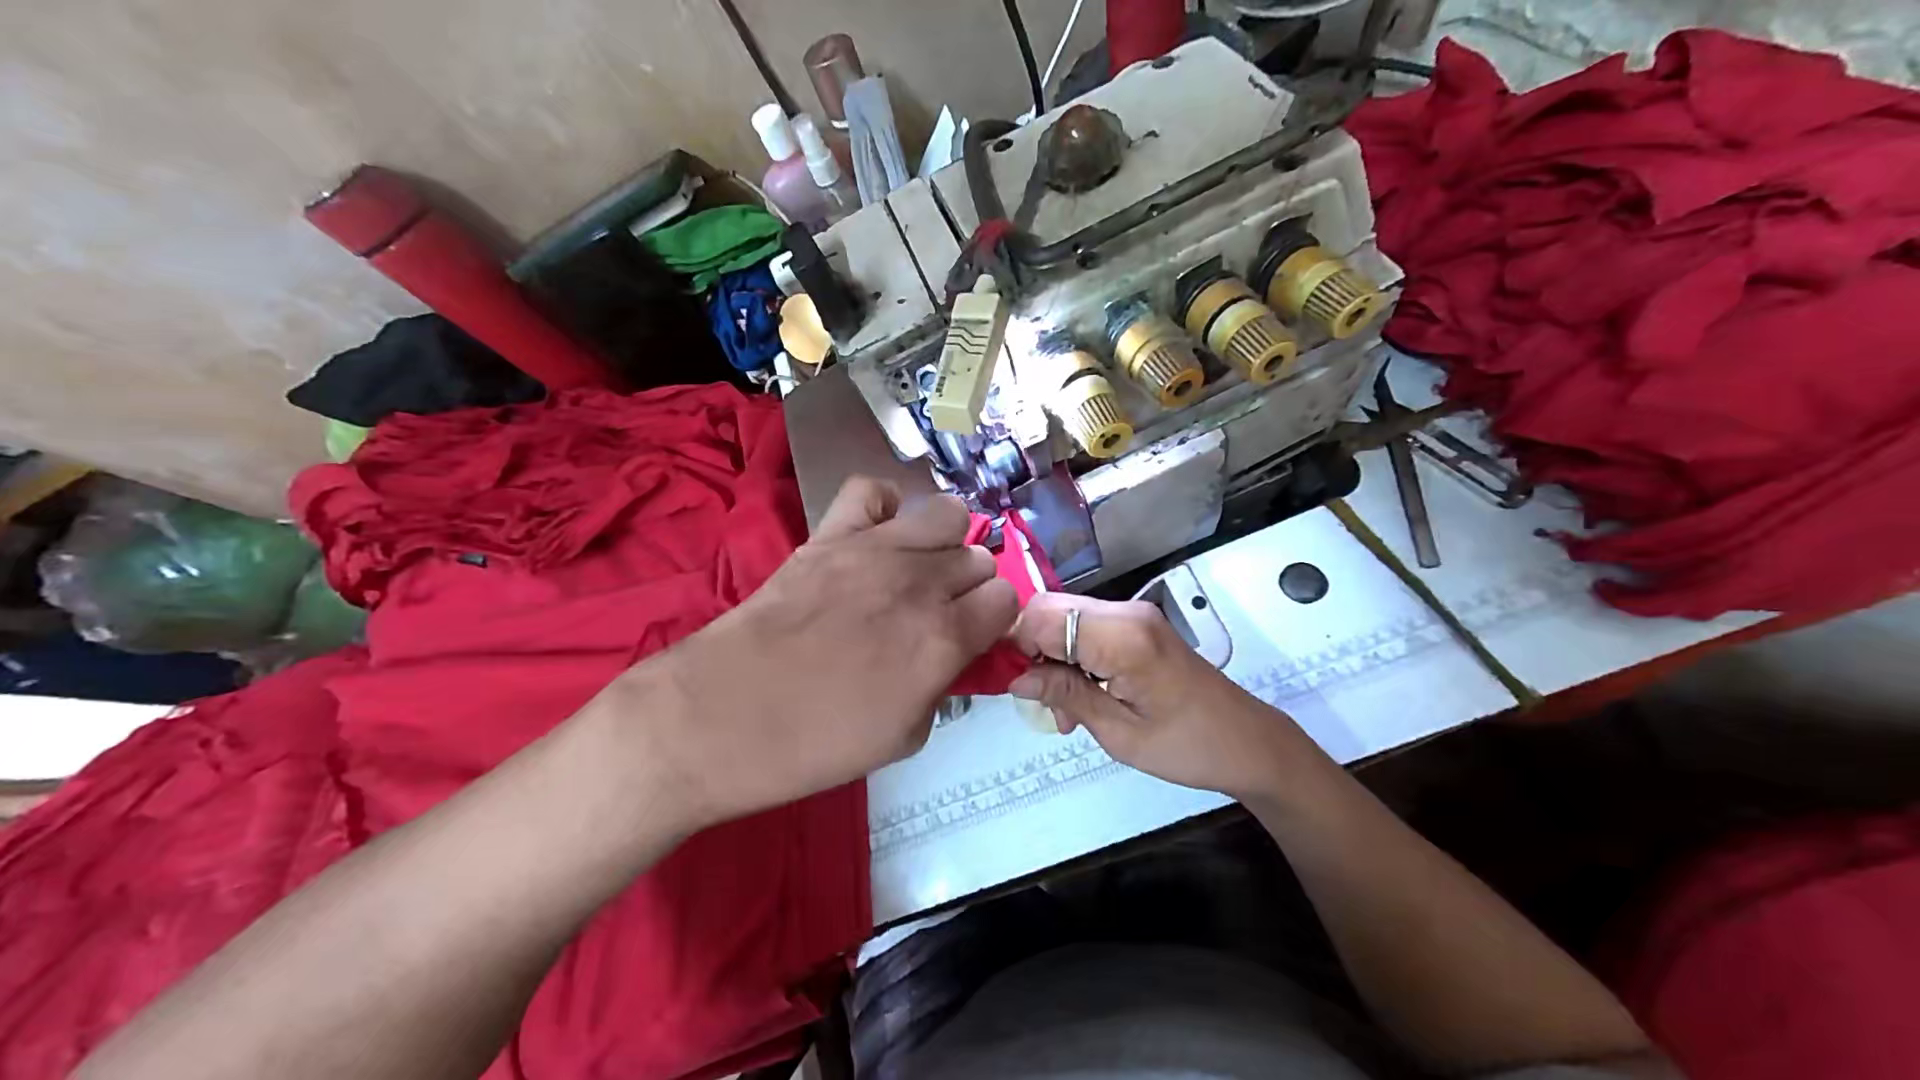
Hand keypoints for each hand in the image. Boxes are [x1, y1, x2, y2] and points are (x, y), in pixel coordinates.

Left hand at [602, 477, 1018, 828]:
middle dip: (969, 584)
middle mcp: (919, 583)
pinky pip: (873, 490)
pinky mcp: (829, 534)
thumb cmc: (813, 744)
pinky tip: (877, 536)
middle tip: (940, 610)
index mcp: (944, 639)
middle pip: (978, 556)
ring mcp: (873, 550)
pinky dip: (885, 508)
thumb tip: (950, 655)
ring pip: (945, 512)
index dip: (993, 620)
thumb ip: (941, 686)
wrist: (721, 717)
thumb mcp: (903, 738)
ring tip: (917, 567)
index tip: (973, 636)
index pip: (1006, 600)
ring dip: (943, 541)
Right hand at [1008, 593, 1326, 802]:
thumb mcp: (1119, 732)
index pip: (1043, 616)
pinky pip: (1087, 628)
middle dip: (1030, 648)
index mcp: (1122, 636)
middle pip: (1051, 609)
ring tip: (1062, 709)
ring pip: (1065, 618)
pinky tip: (1080, 695)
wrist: (1249, 743)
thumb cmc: (1188, 746)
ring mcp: (1134, 616)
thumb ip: (1066, 694)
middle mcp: (1126, 613)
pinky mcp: (1139, 627)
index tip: (1010, 683)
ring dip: (1051, 655)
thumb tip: (1016, 677)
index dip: (1016, 644)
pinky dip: (1072, 655)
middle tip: (1036, 698)